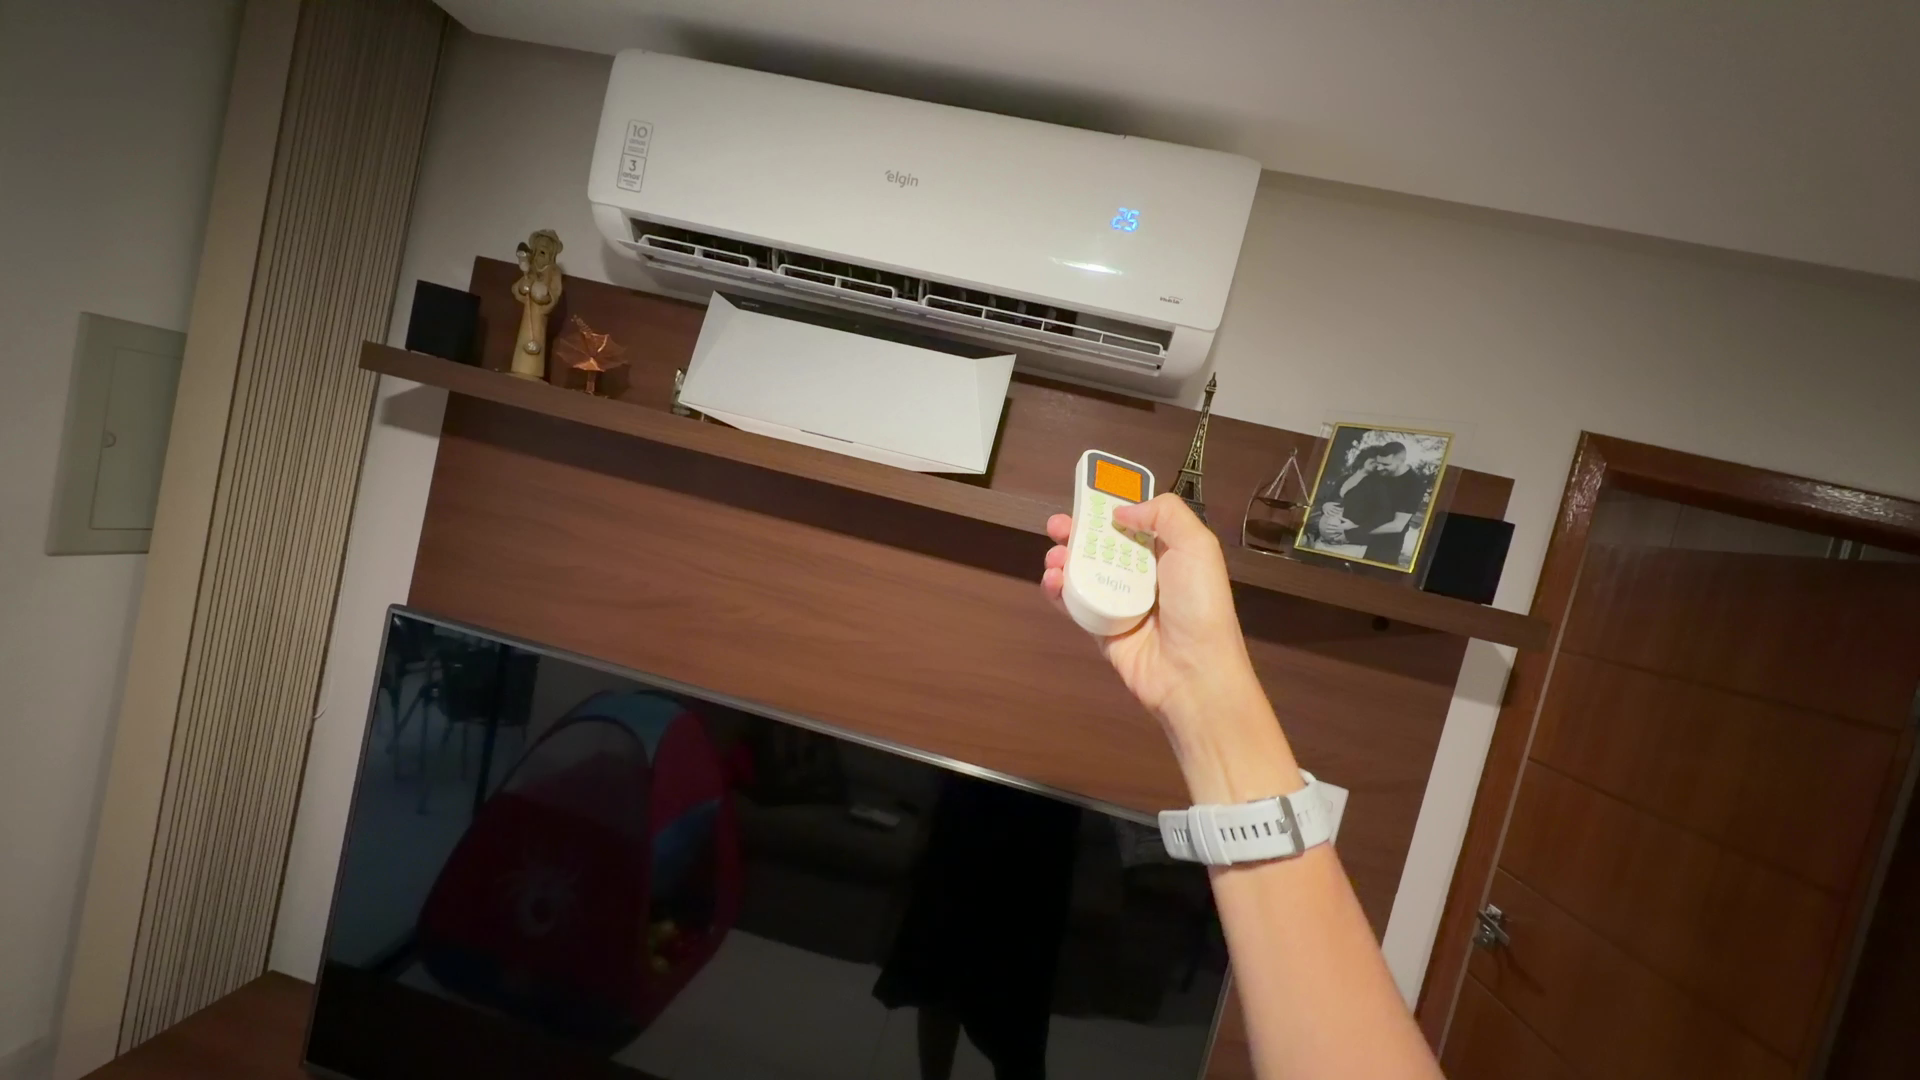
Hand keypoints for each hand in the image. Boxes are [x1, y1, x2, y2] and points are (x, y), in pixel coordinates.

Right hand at [1041, 494, 1299, 800]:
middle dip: (1077, 530)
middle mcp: (1142, 574)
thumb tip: (1120, 512)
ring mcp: (1119, 601)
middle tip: (1058, 525)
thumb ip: (1164, 514)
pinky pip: (1074, 603)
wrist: (1192, 672)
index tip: (1087, 497)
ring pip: (1082, 571)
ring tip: (1055, 557)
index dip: (1110, 507)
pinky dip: (1057, 590)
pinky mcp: (1100, 627)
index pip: (1134, 522)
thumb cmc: (1198, 605)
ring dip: (1062, 558)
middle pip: (1102, 544)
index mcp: (1168, 552)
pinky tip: (1052, 580)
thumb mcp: (1197, 546)